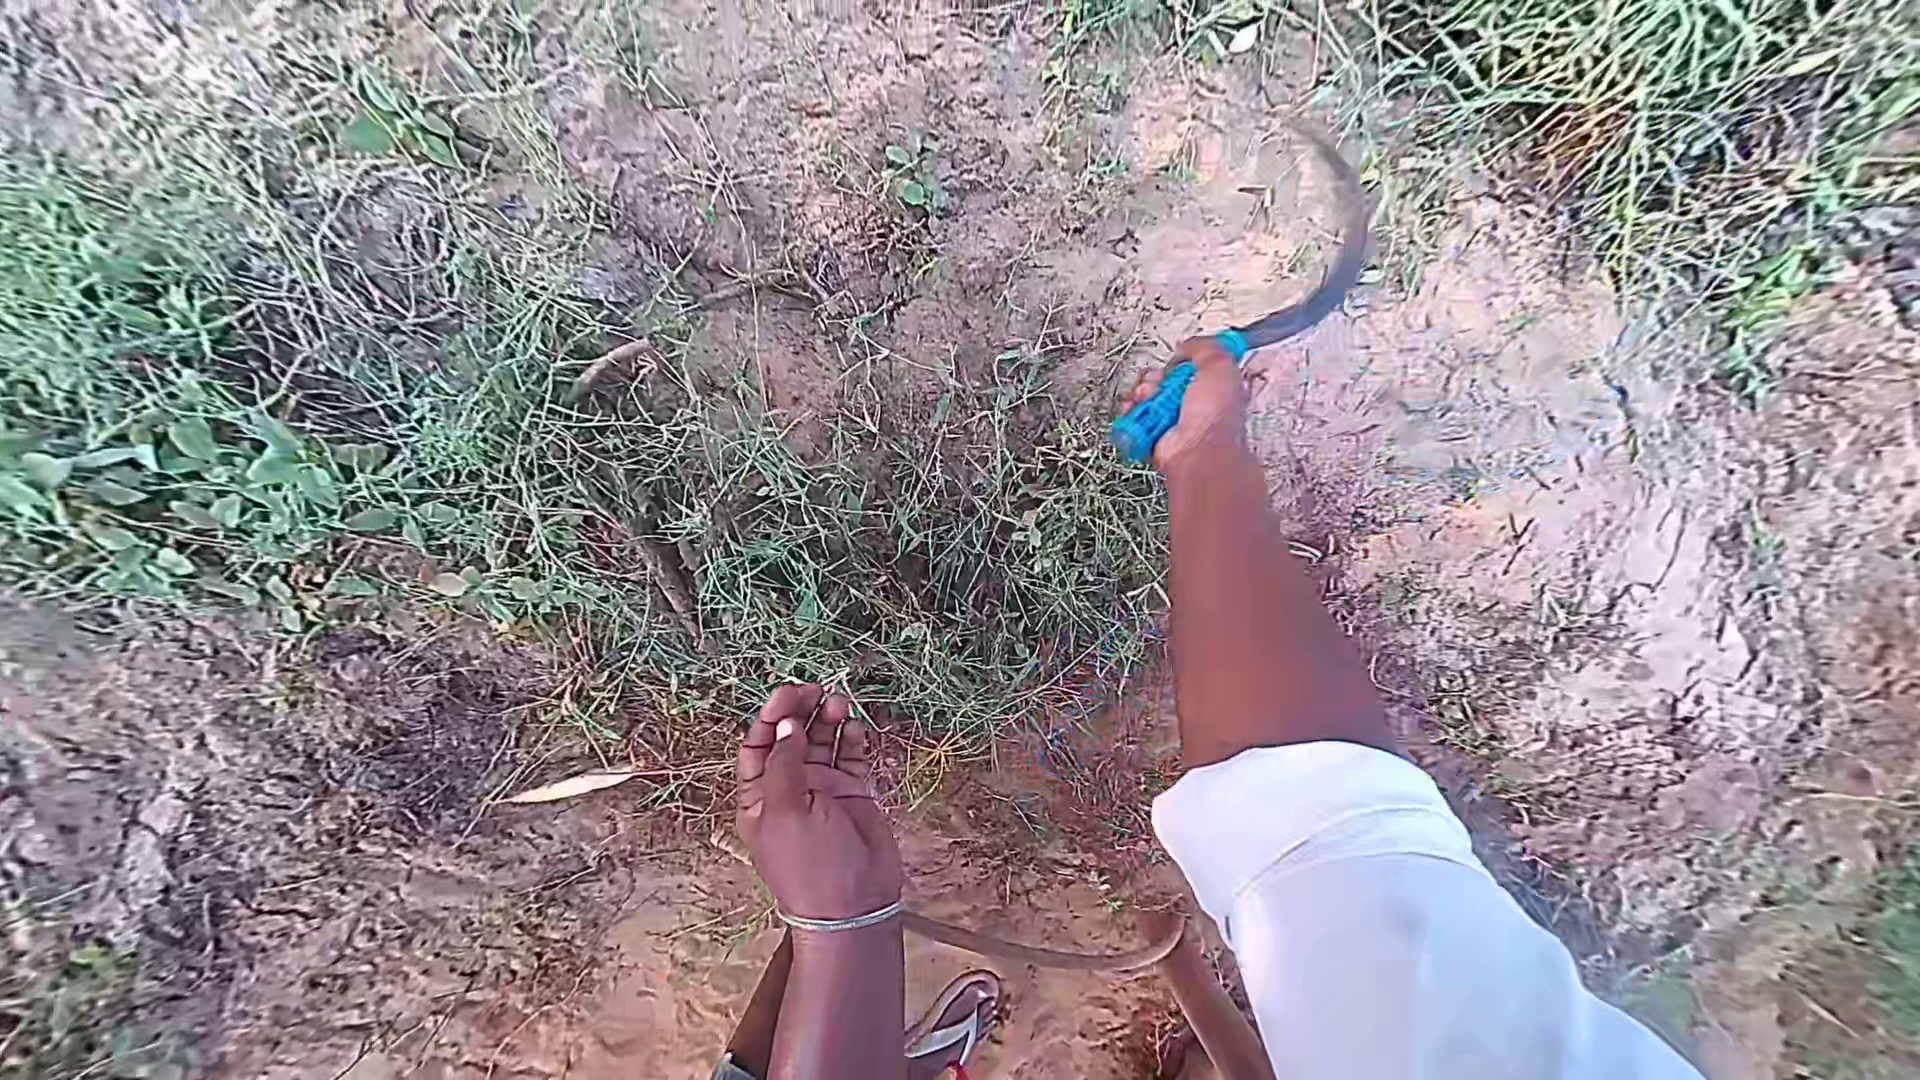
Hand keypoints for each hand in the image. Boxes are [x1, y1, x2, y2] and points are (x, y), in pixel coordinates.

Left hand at [736, 684, 902, 919]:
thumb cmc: (810, 862)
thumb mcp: (785, 811)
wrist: (855, 904)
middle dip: (802, 711)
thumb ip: (784, 762)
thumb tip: (787, 724)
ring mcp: (823, 789)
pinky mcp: (852, 791)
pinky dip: (852, 739)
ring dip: (828, 720)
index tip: (789, 694)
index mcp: (761, 796)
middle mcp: (790, 788)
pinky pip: (850, 756)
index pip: (758, 746)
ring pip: (822, 742)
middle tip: (818, 690)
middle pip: (792, 737)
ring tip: (840, 704)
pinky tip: (855, 728)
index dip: (771, 718)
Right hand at [1119, 337, 1249, 472]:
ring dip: (1141, 396)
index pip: (1184, 369)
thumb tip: (1187, 344)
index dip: (1176, 364)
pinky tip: (1138, 413)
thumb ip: (1204, 347)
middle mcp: (1188, 407)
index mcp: (1209, 389)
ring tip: (1148, 399)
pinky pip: (1131, 420)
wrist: (1196, 451)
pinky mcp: (1151, 437)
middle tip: (1158, 384)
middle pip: (1159, 382)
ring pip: (1142, 400)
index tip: (1176, 364)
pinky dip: (1130, 414)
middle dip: (1153, 379)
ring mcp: (1168, 423)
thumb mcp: (1220, 365)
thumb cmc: (1215, 416)